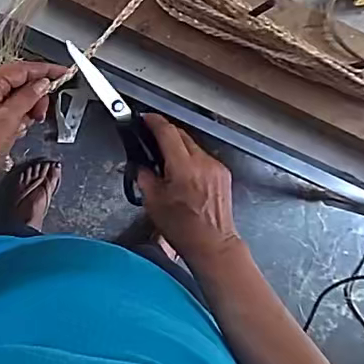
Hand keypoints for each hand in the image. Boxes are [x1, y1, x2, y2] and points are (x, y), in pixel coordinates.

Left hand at [0, 61, 68, 193]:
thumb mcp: (9, 120)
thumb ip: (29, 97)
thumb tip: (43, 84)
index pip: (22, 68)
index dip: (46, 71)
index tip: (64, 73)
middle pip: (19, 82)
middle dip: (34, 97)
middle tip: (41, 112)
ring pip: (14, 97)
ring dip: (25, 111)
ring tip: (22, 127)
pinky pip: (6, 109)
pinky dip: (15, 118)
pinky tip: (14, 132)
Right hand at [136, 114, 240, 261]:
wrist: (212, 244)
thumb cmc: (185, 229)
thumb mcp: (153, 202)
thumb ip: (144, 177)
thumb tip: (141, 165)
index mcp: (183, 168)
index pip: (167, 131)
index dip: (154, 121)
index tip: (146, 119)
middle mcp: (202, 163)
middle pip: (181, 134)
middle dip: (165, 134)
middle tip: (151, 140)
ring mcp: (215, 167)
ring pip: (192, 146)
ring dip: (178, 148)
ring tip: (167, 164)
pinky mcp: (222, 174)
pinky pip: (203, 158)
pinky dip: (191, 160)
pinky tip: (184, 175)